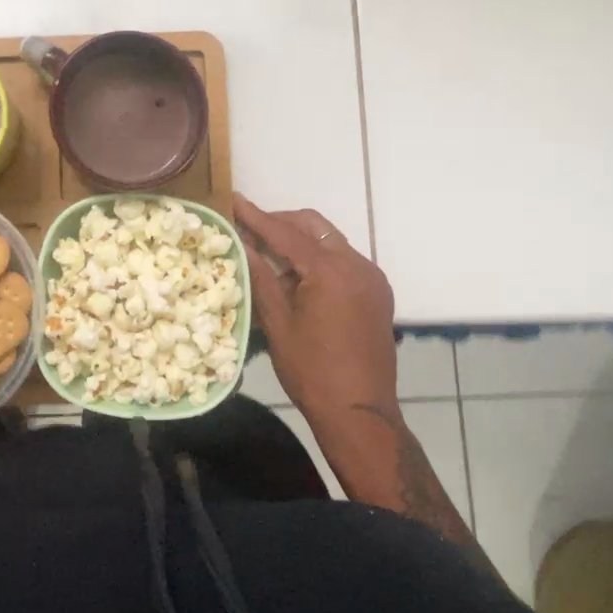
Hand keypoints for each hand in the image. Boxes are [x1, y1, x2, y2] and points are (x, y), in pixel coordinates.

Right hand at [234, 194, 397, 420]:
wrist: (360, 413)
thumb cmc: (312, 372)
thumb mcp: (278, 324)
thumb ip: (261, 277)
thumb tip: (242, 244)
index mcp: (330, 271)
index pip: (286, 233)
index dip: (256, 216)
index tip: (234, 199)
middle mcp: (356, 265)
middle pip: (313, 226)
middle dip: (281, 223)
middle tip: (250, 230)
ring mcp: (372, 278)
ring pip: (331, 241)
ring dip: (301, 241)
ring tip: (270, 257)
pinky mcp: (378, 293)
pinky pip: (345, 261)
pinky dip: (320, 260)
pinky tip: (299, 280)